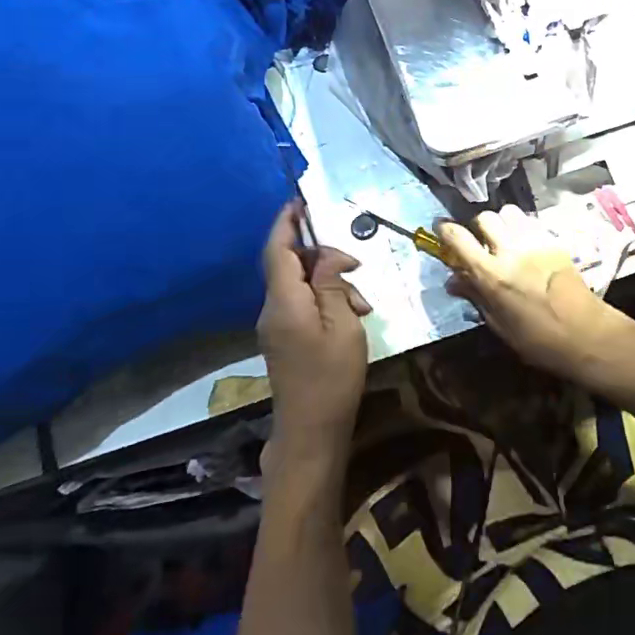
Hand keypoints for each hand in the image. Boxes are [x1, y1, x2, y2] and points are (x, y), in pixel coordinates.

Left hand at [257, 203, 372, 446]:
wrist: (311, 431)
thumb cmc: (332, 376)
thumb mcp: (343, 324)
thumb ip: (332, 283)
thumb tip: (326, 255)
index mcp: (284, 301)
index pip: (277, 250)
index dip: (286, 223)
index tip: (300, 202)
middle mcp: (272, 309)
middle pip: (290, 265)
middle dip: (324, 259)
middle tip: (357, 268)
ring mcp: (276, 326)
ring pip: (301, 286)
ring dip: (331, 284)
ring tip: (362, 305)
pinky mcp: (284, 340)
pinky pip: (302, 306)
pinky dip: (326, 303)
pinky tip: (351, 317)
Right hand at [436, 206, 629, 380]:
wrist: (586, 334)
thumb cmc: (538, 340)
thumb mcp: (500, 325)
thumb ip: (476, 297)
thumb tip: (454, 280)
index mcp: (492, 274)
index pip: (459, 238)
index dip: (445, 230)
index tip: (441, 229)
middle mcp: (511, 251)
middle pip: (486, 218)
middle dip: (478, 227)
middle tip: (481, 243)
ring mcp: (535, 243)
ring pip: (510, 213)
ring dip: (502, 223)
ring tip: (505, 240)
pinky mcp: (555, 242)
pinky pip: (532, 223)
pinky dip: (523, 229)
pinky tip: (527, 247)